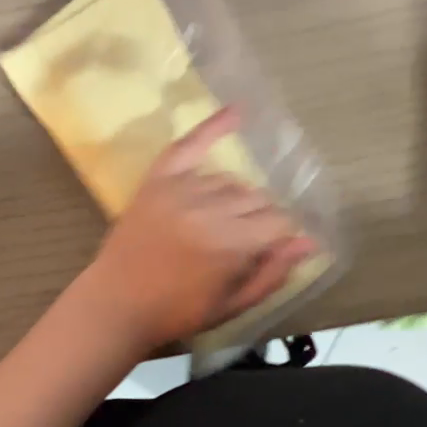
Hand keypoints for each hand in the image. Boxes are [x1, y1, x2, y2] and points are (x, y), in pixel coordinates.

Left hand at [83, 108, 316, 350]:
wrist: (116, 305)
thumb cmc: (176, 313)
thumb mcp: (231, 306)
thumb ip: (272, 274)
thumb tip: (311, 244)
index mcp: (231, 244)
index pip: (278, 222)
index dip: (280, 236)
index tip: (272, 250)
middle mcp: (209, 209)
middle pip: (257, 198)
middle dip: (260, 220)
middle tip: (243, 245)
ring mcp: (182, 190)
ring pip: (230, 180)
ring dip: (236, 198)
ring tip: (223, 223)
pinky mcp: (158, 181)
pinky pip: (191, 145)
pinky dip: (214, 127)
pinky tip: (239, 113)